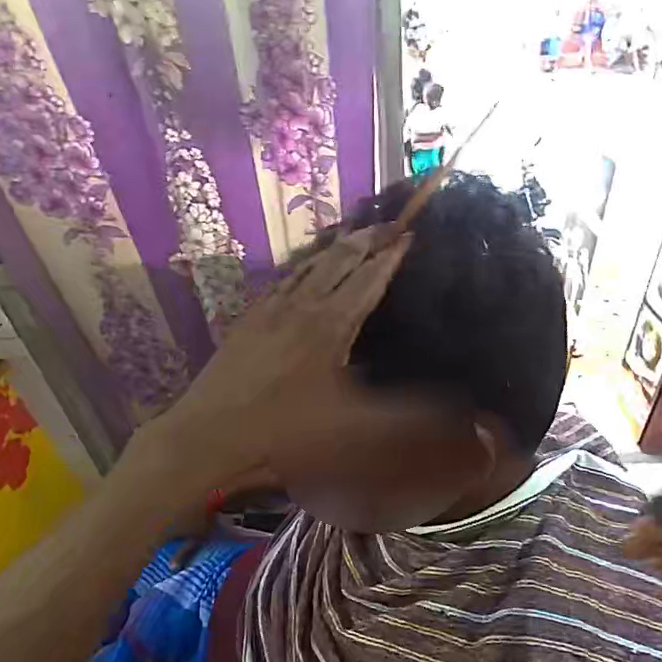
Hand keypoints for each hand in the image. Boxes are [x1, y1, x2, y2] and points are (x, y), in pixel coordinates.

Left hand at [135, 223, 411, 490]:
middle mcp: (301, 306)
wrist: (209, 436)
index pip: (369, 279)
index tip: (411, 235)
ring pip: (309, 266)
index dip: (392, 256)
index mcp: (331, 324)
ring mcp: (269, 310)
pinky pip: (282, 282)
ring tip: (354, 237)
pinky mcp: (247, 321)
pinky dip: (303, 267)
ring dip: (335, 248)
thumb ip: (404, 416)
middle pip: (339, 260)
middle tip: (390, 224)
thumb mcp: (352, 429)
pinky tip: (303, 273)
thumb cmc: (284, 434)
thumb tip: (452, 408)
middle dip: (367, 239)